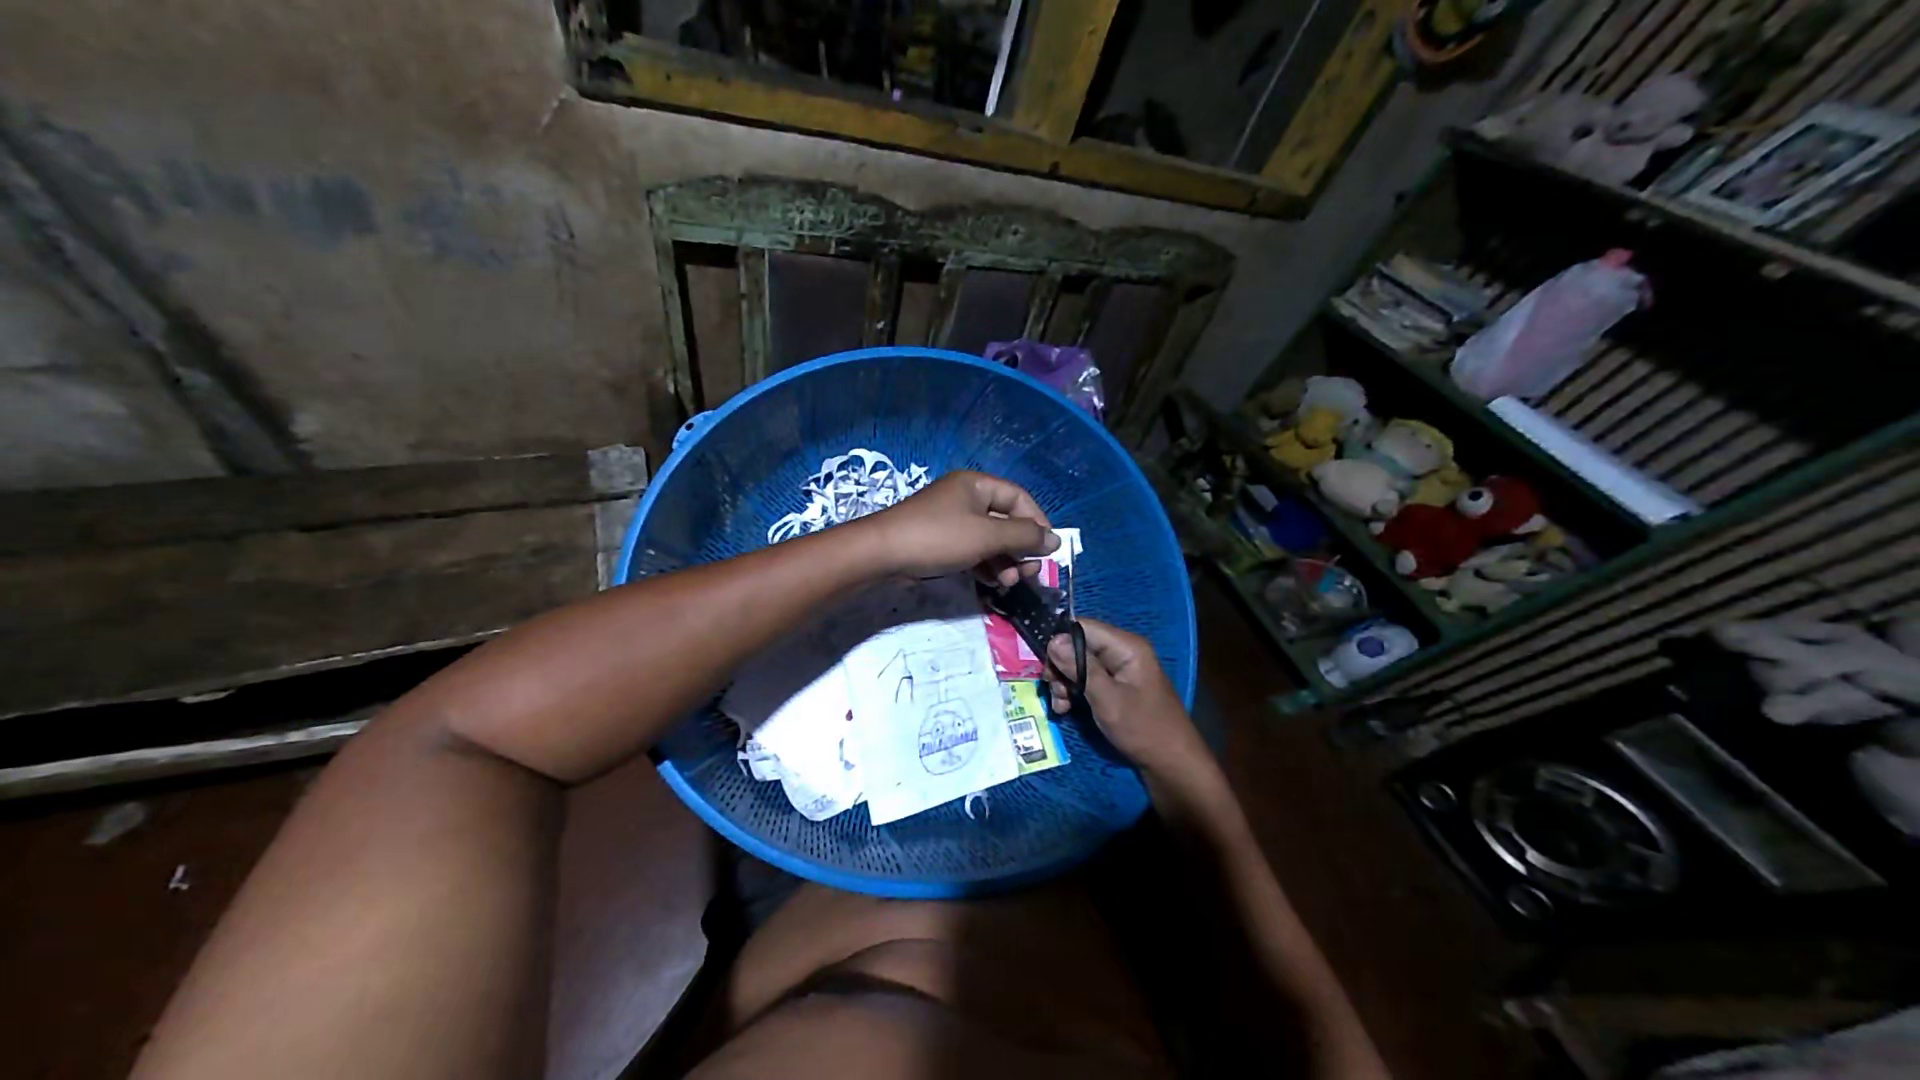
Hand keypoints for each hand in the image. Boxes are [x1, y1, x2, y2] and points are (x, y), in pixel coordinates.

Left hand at [863, 471, 1058, 584]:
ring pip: (991, 539)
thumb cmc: (937, 538)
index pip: (1020, 498)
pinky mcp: (941, 541)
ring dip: (1005, 561)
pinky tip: (993, 582)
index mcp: (977, 484)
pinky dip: (986, 565)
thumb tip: (1055, 540)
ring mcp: (952, 520)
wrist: (881, 555)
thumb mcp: (987, 536)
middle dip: (1020, 547)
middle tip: (1027, 573)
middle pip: (1006, 520)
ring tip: (1008, 582)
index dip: (1038, 522)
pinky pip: (974, 550)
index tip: (1048, 550)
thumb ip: (1024, 537)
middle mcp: (966, 497)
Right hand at [1046, 618, 1205, 773]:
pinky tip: (1066, 709)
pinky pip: (1088, 679)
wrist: (1171, 763)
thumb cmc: (1142, 729)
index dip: (1059, 642)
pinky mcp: (1116, 685)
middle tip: (1054, 692)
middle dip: (1060, 667)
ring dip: (1064, 683)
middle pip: (1078, 645)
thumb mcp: (1107, 699)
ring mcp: (1120, 669)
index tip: (1046, 668)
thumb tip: (1053, 640)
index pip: (1082, 627)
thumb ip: (1079, 668)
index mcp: (1126, 646)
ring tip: (1061, 706)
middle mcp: (1122, 651)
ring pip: (1079, 663)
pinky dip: (1074, 692)